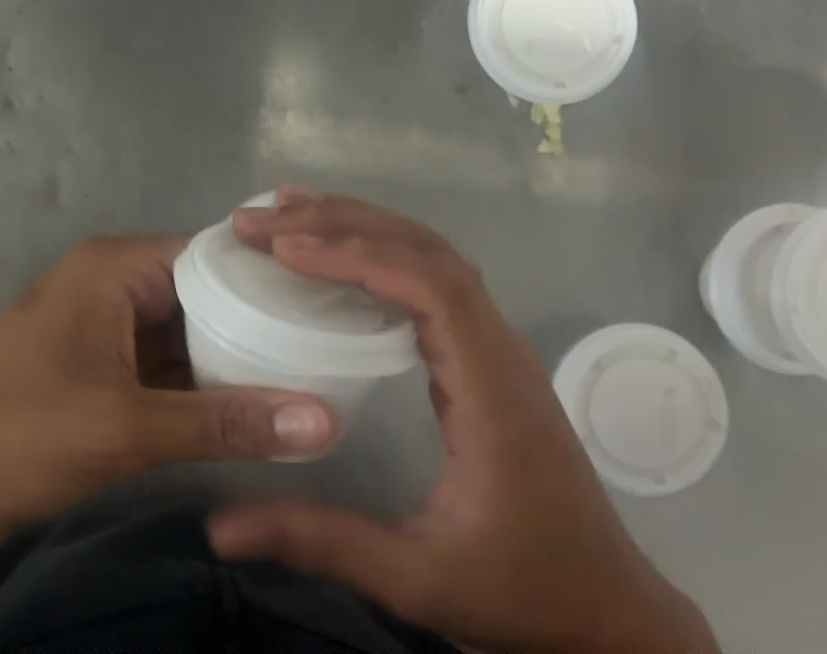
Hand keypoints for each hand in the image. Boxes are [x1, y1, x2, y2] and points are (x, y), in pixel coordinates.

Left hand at [0, 236, 339, 551]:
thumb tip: (328, 420)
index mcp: (110, 269)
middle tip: (338, 355)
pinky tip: (255, 415)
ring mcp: (100, 331)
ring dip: (232, 363)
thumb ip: (226, 422)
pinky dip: (199, 391)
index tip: (336, 310)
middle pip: (201, 296)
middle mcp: (107, 286)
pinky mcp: (95, 374)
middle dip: (259, 327)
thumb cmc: (17, 433)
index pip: (211, 255)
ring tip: (316, 384)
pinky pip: (161, 370)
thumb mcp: (125, 426)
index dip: (271, 280)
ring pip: (183, 337)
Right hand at [208, 194, 718, 653]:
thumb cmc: (521, 593)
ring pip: (433, 259)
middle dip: (342, 223)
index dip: (354, 254)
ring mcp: (497, 354)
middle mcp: (501, 353)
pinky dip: (379, 254)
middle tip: (263, 218)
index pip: (431, 287)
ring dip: (361, 227)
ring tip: (287, 214)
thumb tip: (217, 528)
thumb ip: (319, 541)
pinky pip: (432, 284)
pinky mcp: (484, 363)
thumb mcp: (415, 578)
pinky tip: (335, 258)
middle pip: (429, 254)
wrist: (608, 620)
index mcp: (492, 390)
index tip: (282, 248)